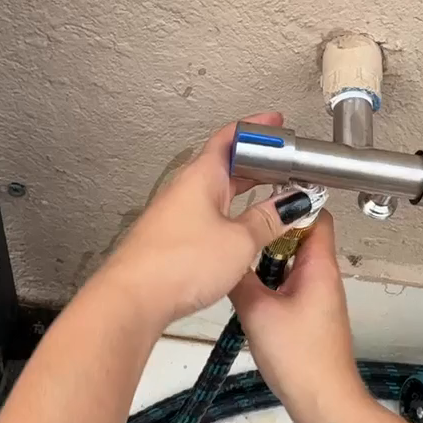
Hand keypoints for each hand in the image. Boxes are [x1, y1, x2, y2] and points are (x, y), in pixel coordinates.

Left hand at [95, 113, 308, 326]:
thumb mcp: (239, 241)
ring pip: (216, 190)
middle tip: (283, 163)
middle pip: (225, 163)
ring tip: (271, 195)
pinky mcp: (171, 238)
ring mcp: (176, 213)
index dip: (256, 128)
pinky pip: (207, 214)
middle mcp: (185, 189)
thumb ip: (268, 220)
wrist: (132, 299)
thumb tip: (290, 204)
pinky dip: (230, 213)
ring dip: (244, 189)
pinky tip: (241, 229)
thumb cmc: (177, 263)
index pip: (231, 137)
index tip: (275, 123)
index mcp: (201, 176)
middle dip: (257, 161)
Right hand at [228, 212, 365, 422]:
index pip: (316, 214)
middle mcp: (323, 276)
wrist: (323, 403)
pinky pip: (289, 283)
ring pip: (293, 261)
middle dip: (272, 228)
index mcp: (319, 266)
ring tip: (237, 251)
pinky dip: (270, 278)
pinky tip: (246, 287)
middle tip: (239, 224)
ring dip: (269, 256)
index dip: (291, 200)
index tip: (260, 195)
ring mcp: (318, 296)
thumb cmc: (298, 356)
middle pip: (301, 236)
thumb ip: (240, 279)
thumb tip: (224, 259)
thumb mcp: (257, 311)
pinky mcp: (309, 315)